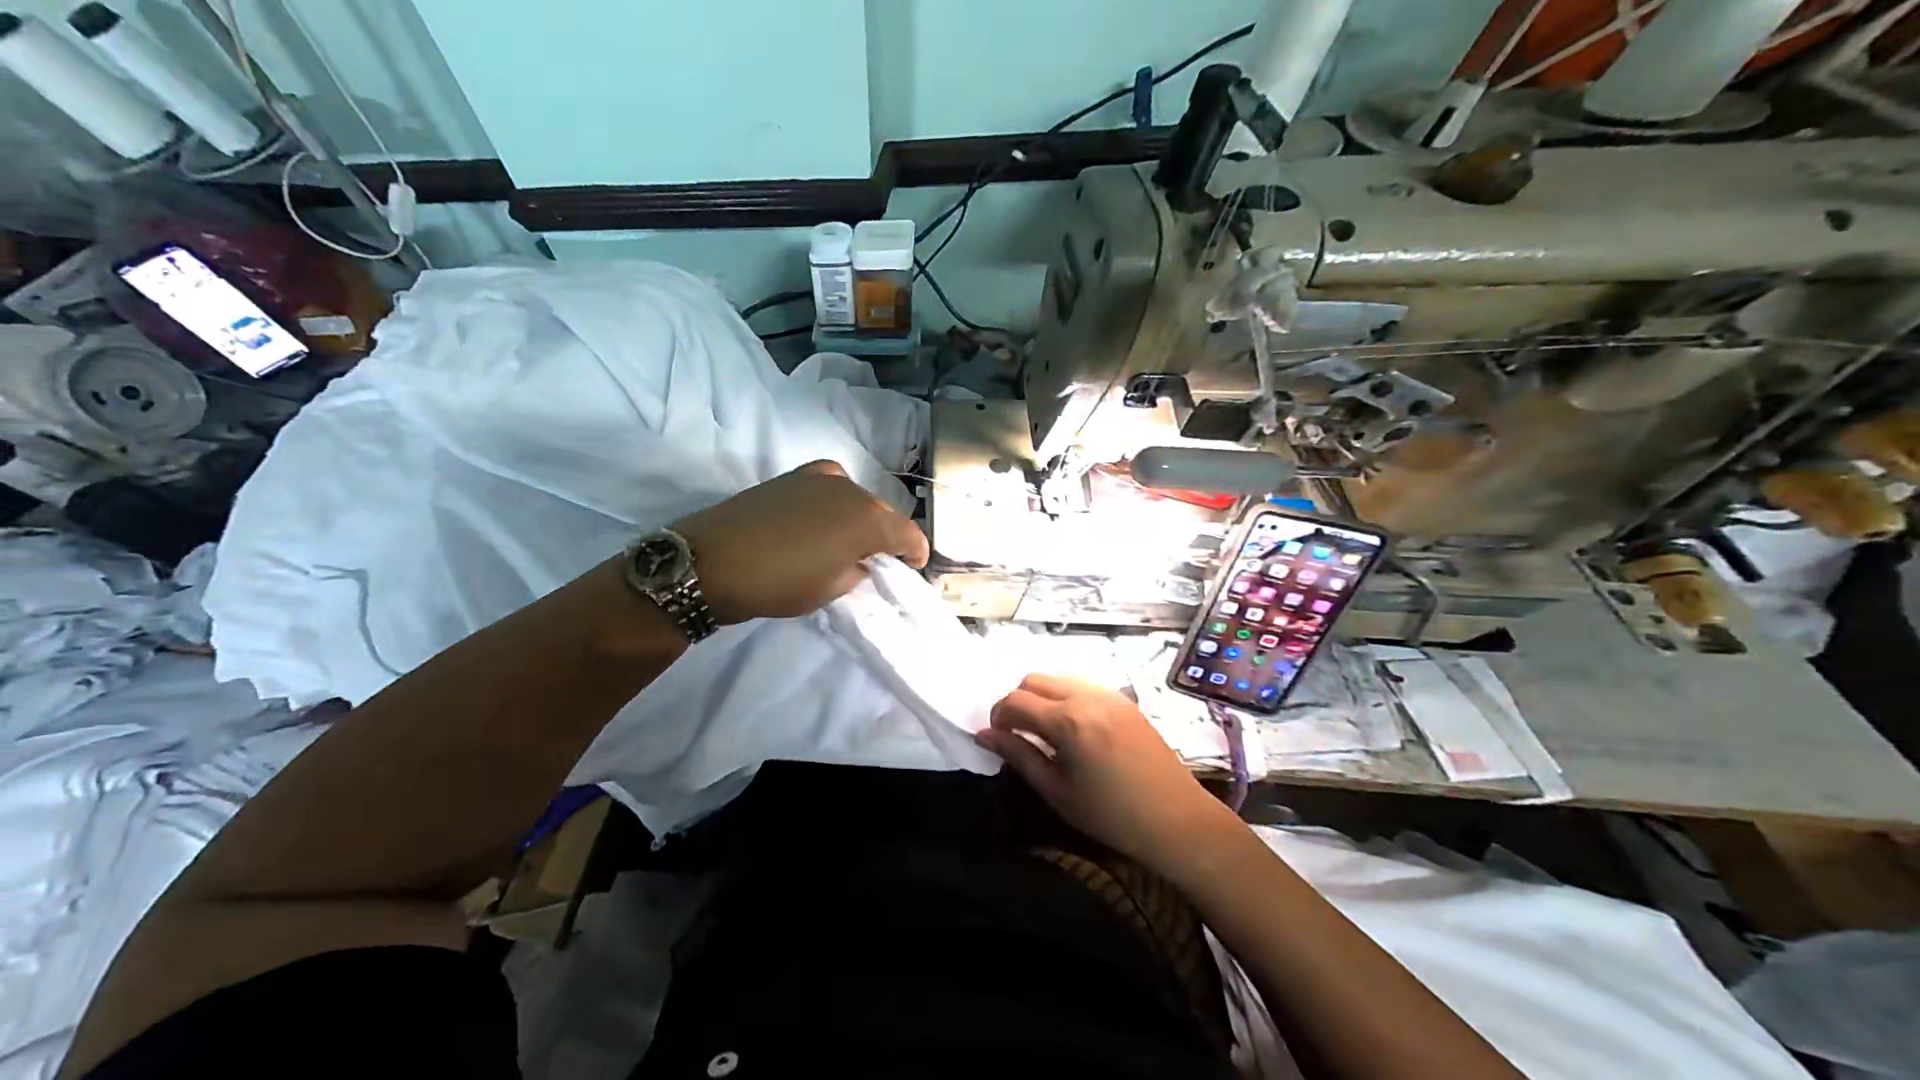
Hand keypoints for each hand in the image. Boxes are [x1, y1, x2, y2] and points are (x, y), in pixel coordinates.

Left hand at [673, 460, 928, 623]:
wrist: (710, 561)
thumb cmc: (777, 584)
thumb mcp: (828, 590)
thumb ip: (855, 571)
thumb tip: (857, 560)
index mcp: (868, 520)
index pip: (908, 533)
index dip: (916, 552)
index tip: (914, 566)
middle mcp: (851, 490)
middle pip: (883, 511)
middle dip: (888, 534)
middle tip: (881, 558)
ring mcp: (820, 477)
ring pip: (857, 497)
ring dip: (861, 517)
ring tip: (849, 539)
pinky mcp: (793, 475)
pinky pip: (830, 484)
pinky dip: (836, 500)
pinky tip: (824, 515)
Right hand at [978, 675, 1240, 869]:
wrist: (1177, 820)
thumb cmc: (1112, 815)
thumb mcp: (1057, 791)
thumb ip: (1019, 756)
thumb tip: (985, 736)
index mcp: (1067, 720)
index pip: (1015, 701)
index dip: (997, 717)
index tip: (995, 739)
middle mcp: (1086, 696)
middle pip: (1034, 679)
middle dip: (1017, 702)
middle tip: (1016, 735)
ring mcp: (1109, 694)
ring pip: (1059, 678)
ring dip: (1041, 697)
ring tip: (1044, 733)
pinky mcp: (1125, 700)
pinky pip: (1083, 685)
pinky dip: (1065, 697)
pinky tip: (1071, 729)